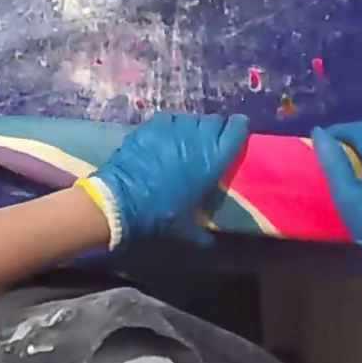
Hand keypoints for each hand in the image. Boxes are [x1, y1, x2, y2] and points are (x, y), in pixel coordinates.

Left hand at [80, 112, 249, 247]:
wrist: (124, 199)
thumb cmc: (161, 213)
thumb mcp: (187, 228)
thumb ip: (202, 233)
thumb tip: (209, 243)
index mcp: (215, 158)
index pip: (237, 129)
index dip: (237, 129)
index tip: (235, 133)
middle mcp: (198, 137)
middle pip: (214, 121)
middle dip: (214, 129)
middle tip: (209, 142)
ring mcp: (174, 127)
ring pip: (191, 118)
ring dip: (191, 128)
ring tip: (185, 140)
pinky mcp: (151, 124)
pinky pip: (168, 119)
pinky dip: (169, 126)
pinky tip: (164, 138)